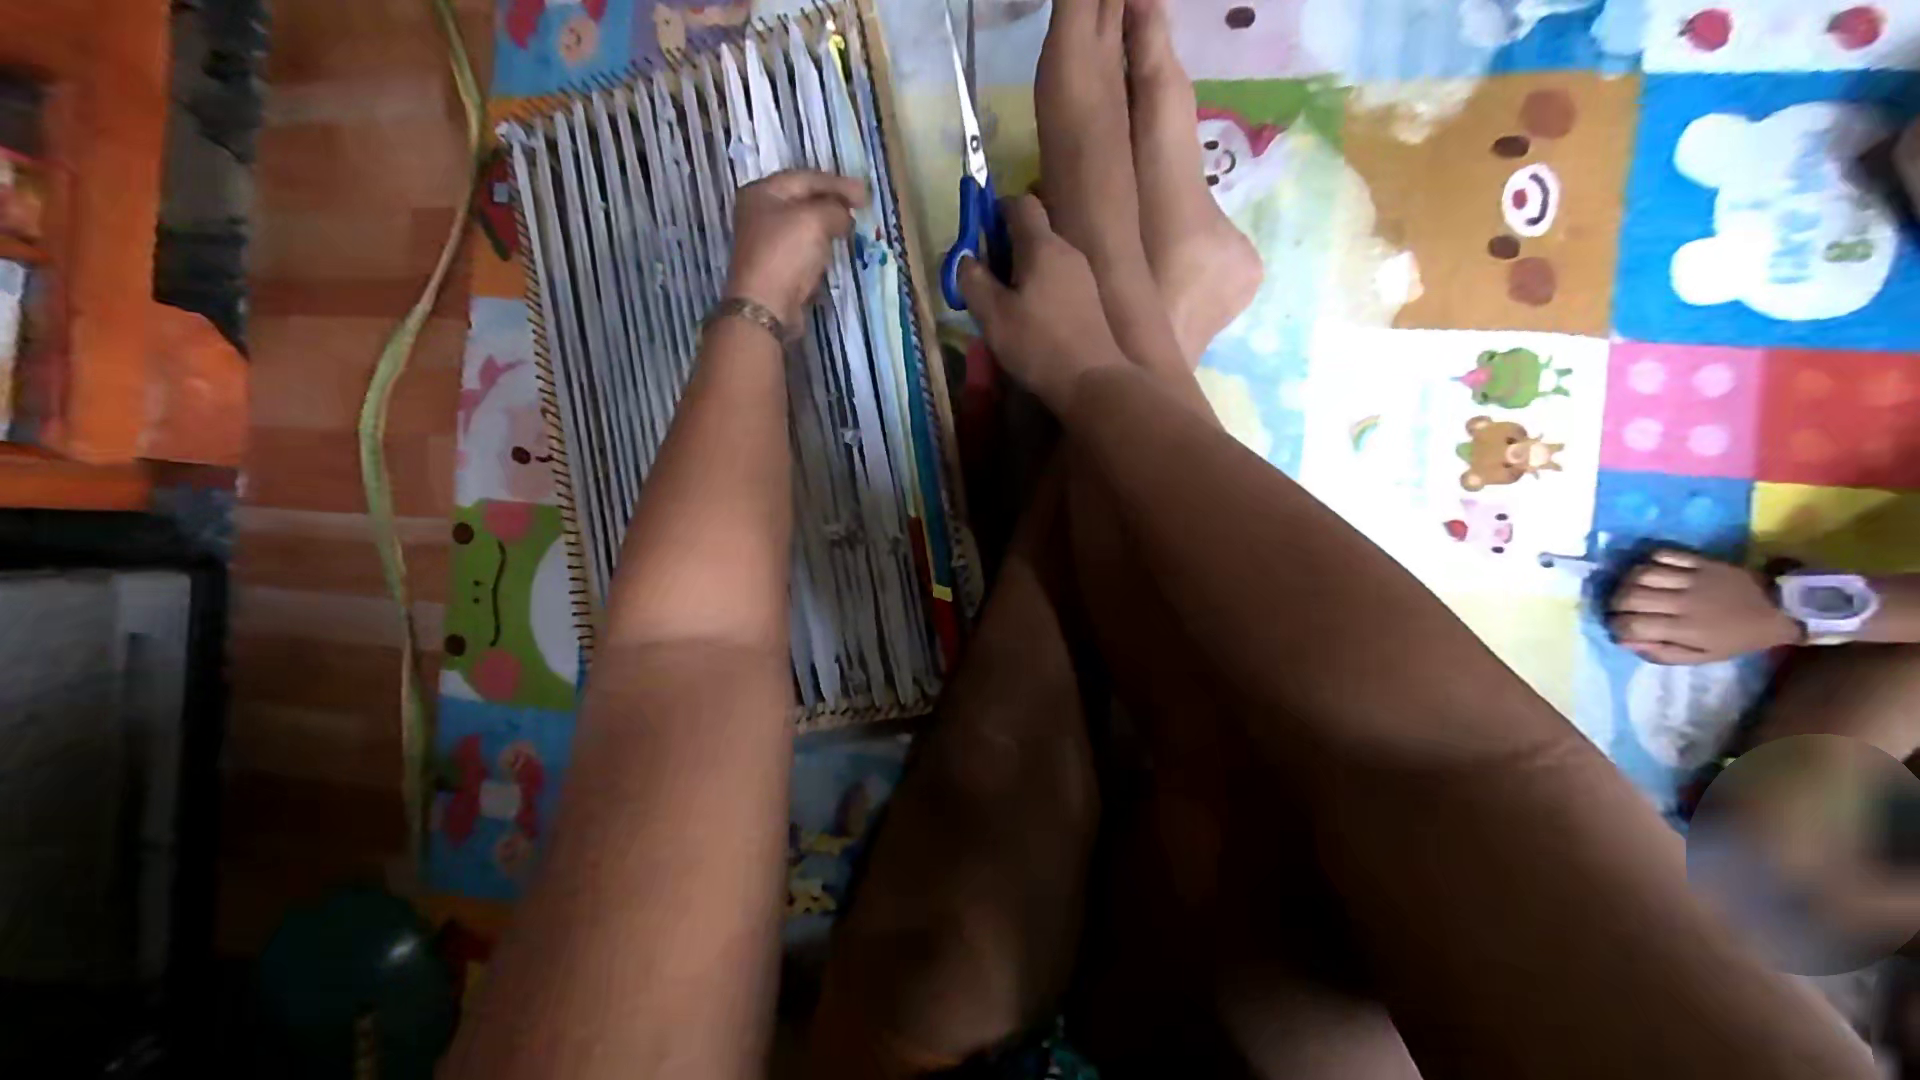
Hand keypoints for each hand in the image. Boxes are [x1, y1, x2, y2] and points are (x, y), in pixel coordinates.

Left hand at [725, 169, 867, 327]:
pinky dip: (821, 246)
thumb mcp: (815, 220)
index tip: (865, 194)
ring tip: (850, 228)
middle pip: (803, 200)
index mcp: (762, 192)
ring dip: (828, 225)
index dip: (838, 184)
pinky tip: (834, 250)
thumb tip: (845, 216)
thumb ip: (836, 209)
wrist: (767, 306)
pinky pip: (803, 248)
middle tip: (860, 208)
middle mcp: (760, 213)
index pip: (806, 178)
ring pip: (804, 226)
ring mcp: (767, 242)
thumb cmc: (786, 254)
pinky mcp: (776, 267)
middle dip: (833, 203)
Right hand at [957, 194, 1127, 410]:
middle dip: (1006, 245)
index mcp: (1042, 246)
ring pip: (1046, 256)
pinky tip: (1030, 318)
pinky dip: (1039, 286)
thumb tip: (965, 259)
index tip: (978, 238)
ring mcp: (1083, 275)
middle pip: (1034, 230)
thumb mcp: (993, 316)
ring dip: (1022, 269)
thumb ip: (973, 281)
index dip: (995, 211)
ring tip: (1005, 303)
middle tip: (986, 277)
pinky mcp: (1090, 299)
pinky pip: (1058, 278)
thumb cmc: (1037, 345)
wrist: (1092, 380)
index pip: (1019, 204)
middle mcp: (1067, 250)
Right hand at [1607, 548, 1802, 664]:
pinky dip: (1649, 560)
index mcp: (1687, 629)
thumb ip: (1662, 652)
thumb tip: (1624, 641)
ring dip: (1627, 581)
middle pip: (1628, 596)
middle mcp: (1685, 602)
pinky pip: (1663, 554)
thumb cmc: (1739, 636)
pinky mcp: (1703, 561)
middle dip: (1615, 603)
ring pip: (1640, 574)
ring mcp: (1695, 579)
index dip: (1616, 626)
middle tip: (1620, 607)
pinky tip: (1652, 570)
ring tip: (1631, 587)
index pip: (1631, 625)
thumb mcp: (1704, 656)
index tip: (1619, 626)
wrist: (1786, 609)